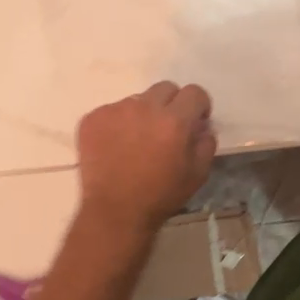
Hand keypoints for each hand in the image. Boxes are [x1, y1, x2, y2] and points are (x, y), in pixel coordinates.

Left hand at [76, 82, 216, 235]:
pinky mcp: (93, 118)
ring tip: (137, 142)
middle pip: (165, 89)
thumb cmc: (161, 195)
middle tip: (167, 130)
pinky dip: (118, 124)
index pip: (194, 92)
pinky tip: (117, 148)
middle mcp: (145, 107)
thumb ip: (206, 144)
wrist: (115, 211)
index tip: (196, 121)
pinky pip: (112, 112)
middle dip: (172, 104)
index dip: (199, 105)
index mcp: (174, 120)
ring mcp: (115, 110)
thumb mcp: (198, 174)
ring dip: (143, 114)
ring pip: (137, 100)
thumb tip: (202, 127)